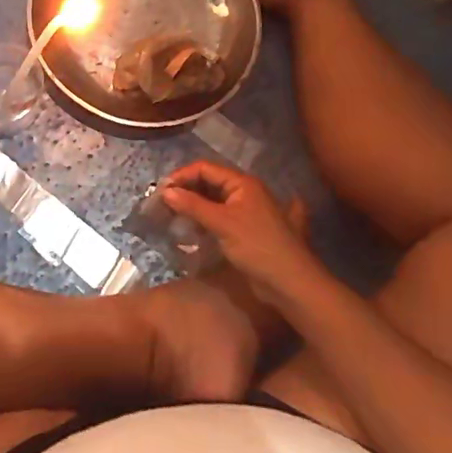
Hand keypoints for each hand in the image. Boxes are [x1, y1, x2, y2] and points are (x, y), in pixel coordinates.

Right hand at [160, 160, 324, 305]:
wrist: (291, 284)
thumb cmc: (257, 247)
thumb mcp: (222, 223)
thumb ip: (192, 205)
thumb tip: (166, 191)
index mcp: (243, 183)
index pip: (205, 168)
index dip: (181, 176)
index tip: (161, 190)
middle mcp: (245, 192)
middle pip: (208, 183)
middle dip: (185, 191)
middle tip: (163, 204)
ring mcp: (246, 212)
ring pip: (212, 201)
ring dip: (192, 206)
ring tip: (172, 216)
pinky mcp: (244, 230)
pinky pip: (218, 217)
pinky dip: (203, 219)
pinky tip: (190, 229)